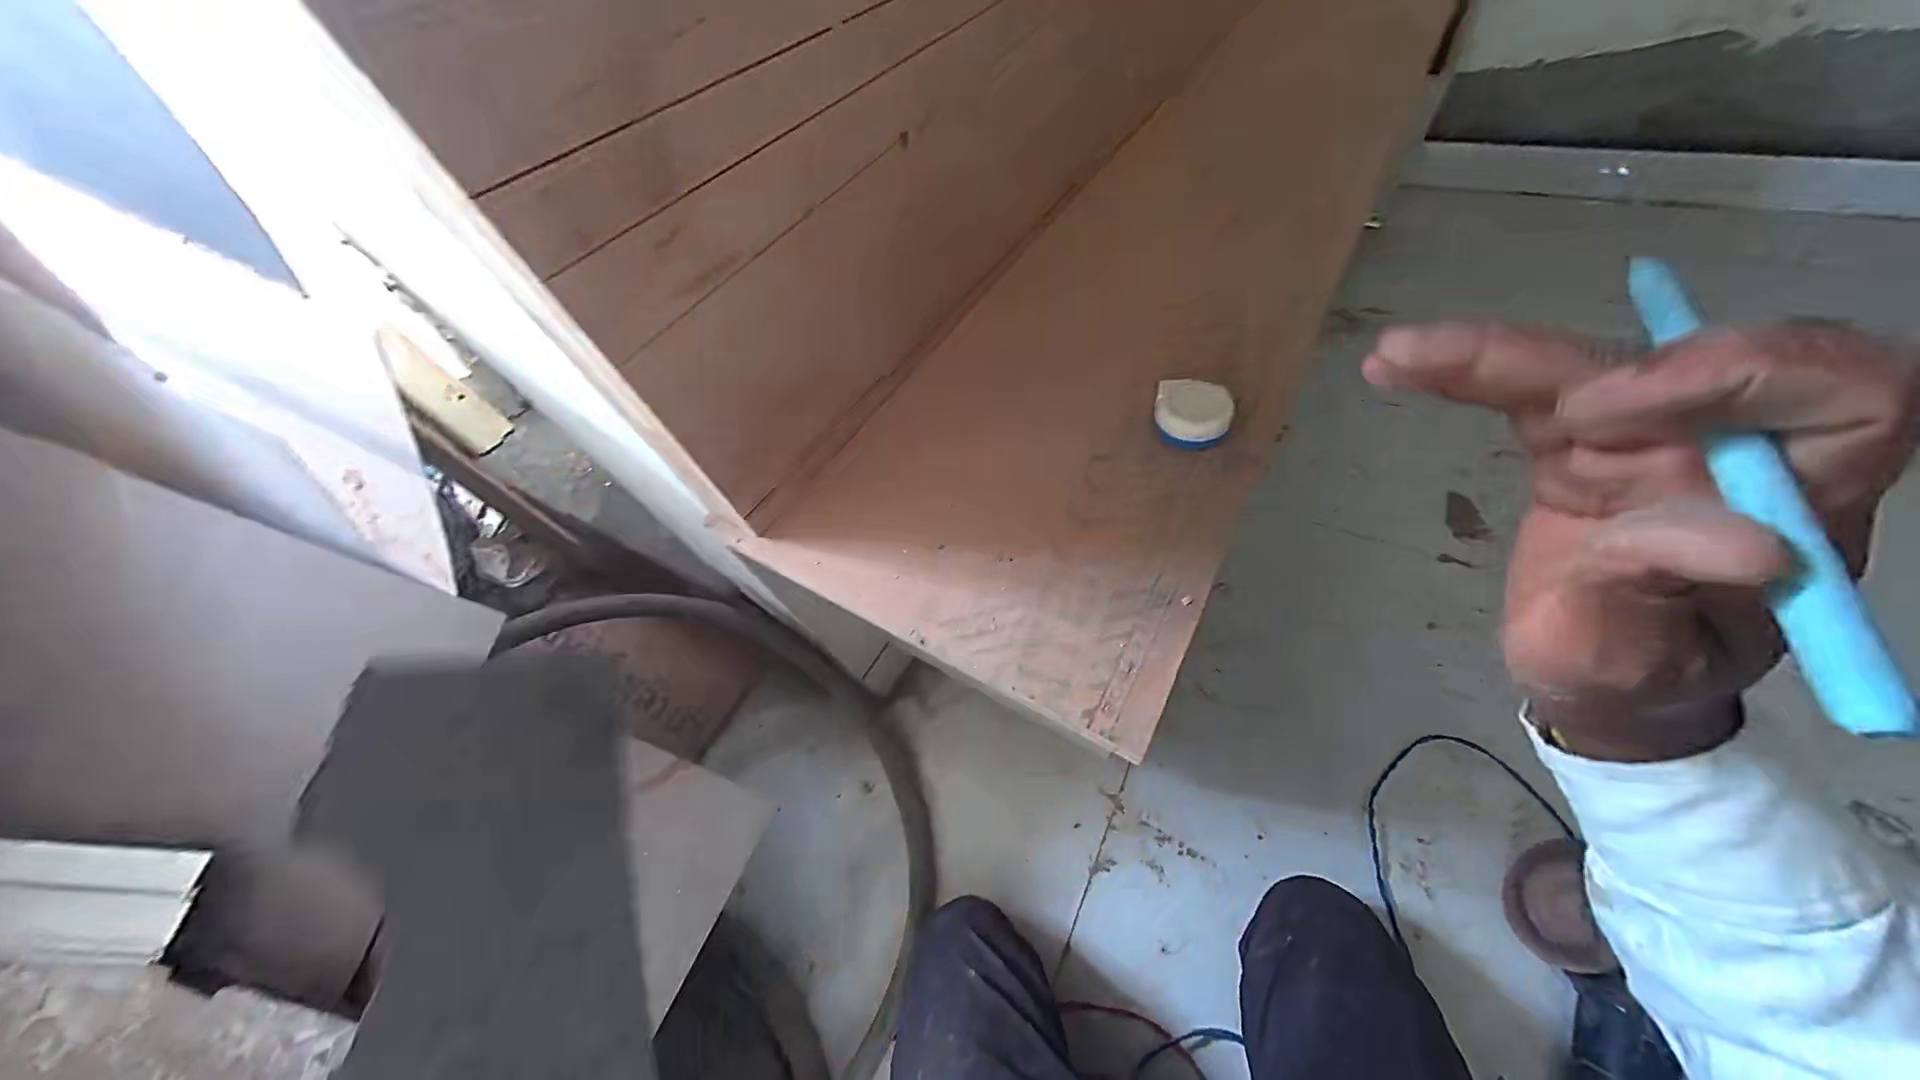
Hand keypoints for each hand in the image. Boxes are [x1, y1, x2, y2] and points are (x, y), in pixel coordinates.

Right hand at [1363, 321, 1919, 760]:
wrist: (1597, 670)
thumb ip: (1673, 591)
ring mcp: (1639, 436)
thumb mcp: (1654, 653)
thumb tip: (1738, 540)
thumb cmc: (1638, 670)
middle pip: (1683, 356)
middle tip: (1516, 401)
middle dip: (1591, 366)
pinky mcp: (1566, 439)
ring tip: (1398, 354)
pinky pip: (1517, 389)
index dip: (1738, 378)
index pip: (1839, 390)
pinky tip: (1392, 367)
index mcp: (1795, 494)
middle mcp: (1725, 444)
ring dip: (1486, 354)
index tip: (1606, 419)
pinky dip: (1455, 372)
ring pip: (1580, 363)